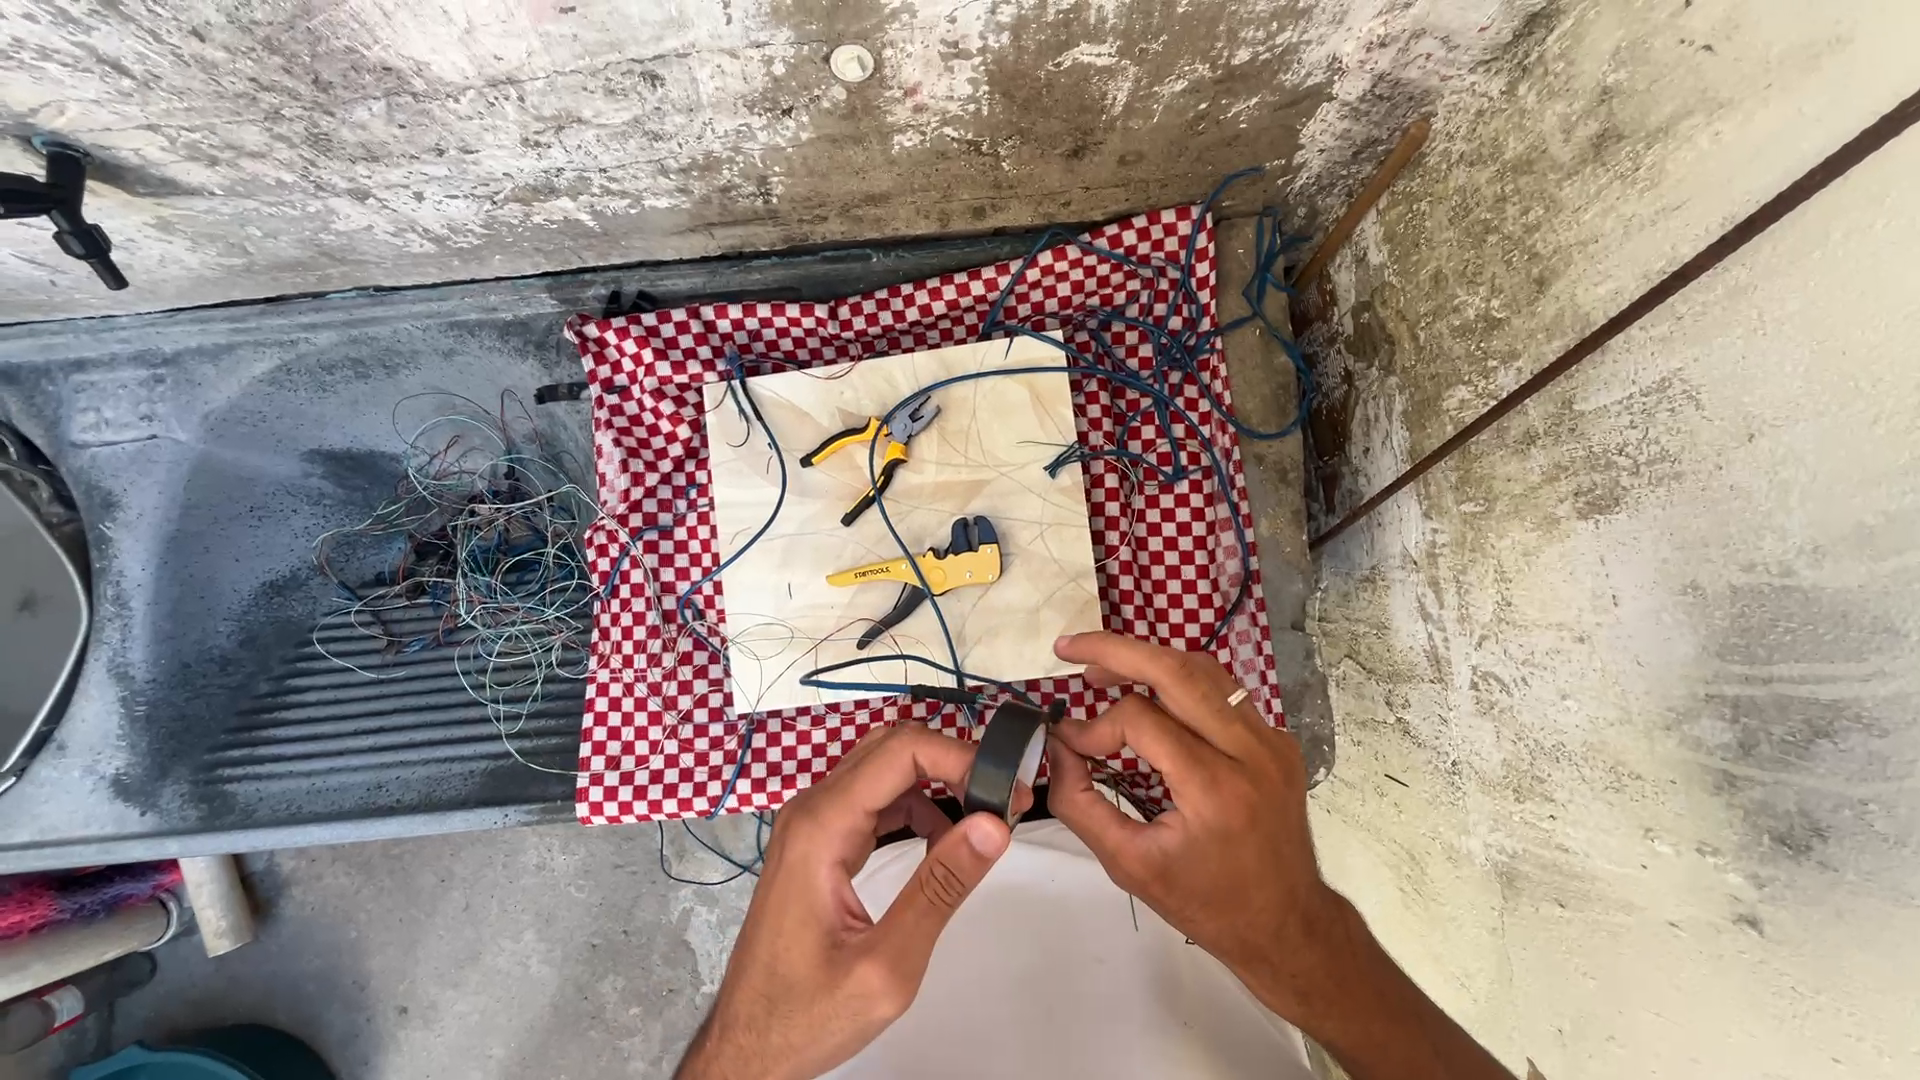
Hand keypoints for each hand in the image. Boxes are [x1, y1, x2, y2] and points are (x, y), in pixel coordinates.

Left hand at [676, 724, 1015, 1079]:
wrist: (747, 1046)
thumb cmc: (806, 1014)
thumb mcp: (887, 965)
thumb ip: (940, 888)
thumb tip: (993, 824)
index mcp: (822, 825)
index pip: (901, 751)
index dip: (960, 756)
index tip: (1008, 791)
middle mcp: (813, 808)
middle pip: (892, 747)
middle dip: (953, 760)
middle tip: (1002, 797)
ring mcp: (813, 822)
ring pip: (884, 768)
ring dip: (937, 779)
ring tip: (983, 816)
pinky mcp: (819, 840)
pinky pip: (874, 799)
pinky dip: (916, 805)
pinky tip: (941, 840)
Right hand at [1045, 631, 1340, 1020]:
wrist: (1288, 925)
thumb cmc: (1206, 902)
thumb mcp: (1128, 865)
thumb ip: (1079, 803)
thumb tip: (1056, 746)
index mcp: (1216, 788)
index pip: (1142, 719)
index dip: (1094, 725)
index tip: (1069, 745)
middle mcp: (1251, 751)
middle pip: (1177, 669)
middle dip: (1115, 649)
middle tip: (1068, 648)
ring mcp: (1271, 740)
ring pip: (1202, 669)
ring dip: (1147, 659)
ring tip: (1101, 669)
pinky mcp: (1276, 740)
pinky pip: (1221, 691)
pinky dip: (1177, 682)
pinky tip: (1147, 692)